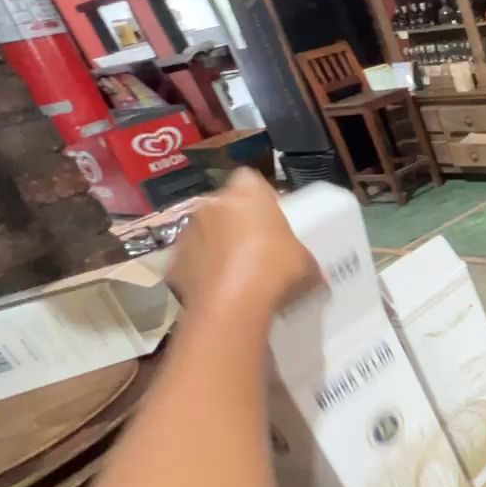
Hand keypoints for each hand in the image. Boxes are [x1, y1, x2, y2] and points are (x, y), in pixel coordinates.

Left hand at [165, 169, 318, 320]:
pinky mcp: (173, 262)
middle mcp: (212, 206)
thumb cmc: (277, 272)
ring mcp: (187, 233)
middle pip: (224, 205)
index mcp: (248, 197)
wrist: (233, 307)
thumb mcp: (307, 264)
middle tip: (259, 245)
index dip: (260, 194)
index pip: (249, 178)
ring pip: (205, 231)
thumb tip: (312, 272)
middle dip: (237, 220)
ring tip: (239, 272)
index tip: (272, 213)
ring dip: (218, 244)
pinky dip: (203, 270)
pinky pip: (192, 260)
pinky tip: (221, 290)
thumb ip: (303, 257)